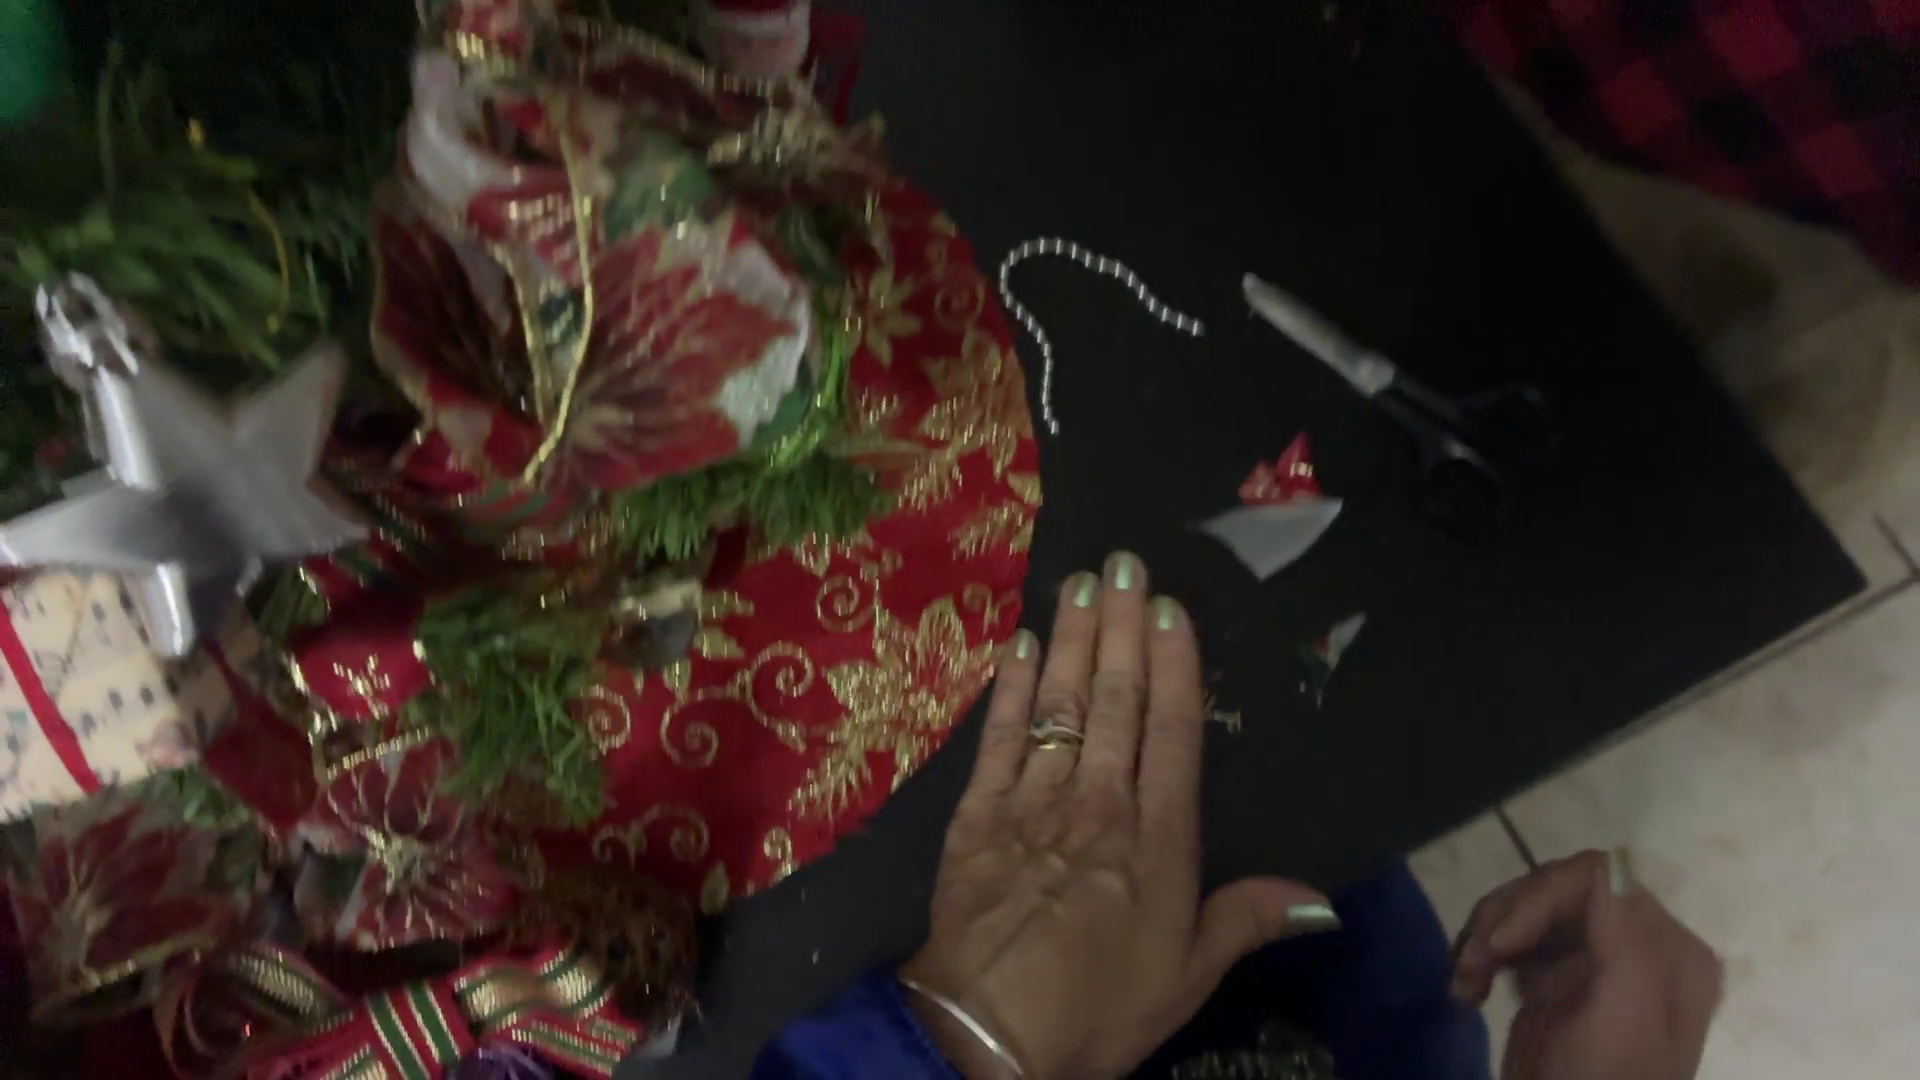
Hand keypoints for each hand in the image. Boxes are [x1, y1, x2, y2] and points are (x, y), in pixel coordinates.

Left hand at [900, 553, 1338, 1079]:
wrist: (990, 1036)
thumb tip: (1322, 895)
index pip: (1171, 730)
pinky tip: (1021, 642)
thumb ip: (1246, 920)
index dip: (1172, 664)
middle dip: (1121, 625)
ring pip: (1061, 702)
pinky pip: (1000, 734)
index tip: (1169, 608)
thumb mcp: (1187, 977)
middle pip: (1115, 697)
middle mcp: (1098, 800)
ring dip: (1073, 638)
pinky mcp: (979, 807)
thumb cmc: (1098, 1008)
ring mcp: (1034, 797)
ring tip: (1082, 582)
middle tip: (1125, 564)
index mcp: (1156, 839)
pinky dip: (1011, 685)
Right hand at [1452, 850, 1723, 1079]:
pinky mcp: (1557, 966)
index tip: (1501, 943)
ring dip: (1482, 940)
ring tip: (1468, 981)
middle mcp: (1638, 941)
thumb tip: (1608, 865)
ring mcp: (1595, 953)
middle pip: (1548, 885)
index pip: (1593, 876)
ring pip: (1518, 904)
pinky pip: (1506, 929)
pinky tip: (1471, 988)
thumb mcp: (1621, 1024)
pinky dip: (1479, 955)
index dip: (1536, 898)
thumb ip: (1629, 947)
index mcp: (1669, 949)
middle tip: (1475, 964)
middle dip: (1501, 921)